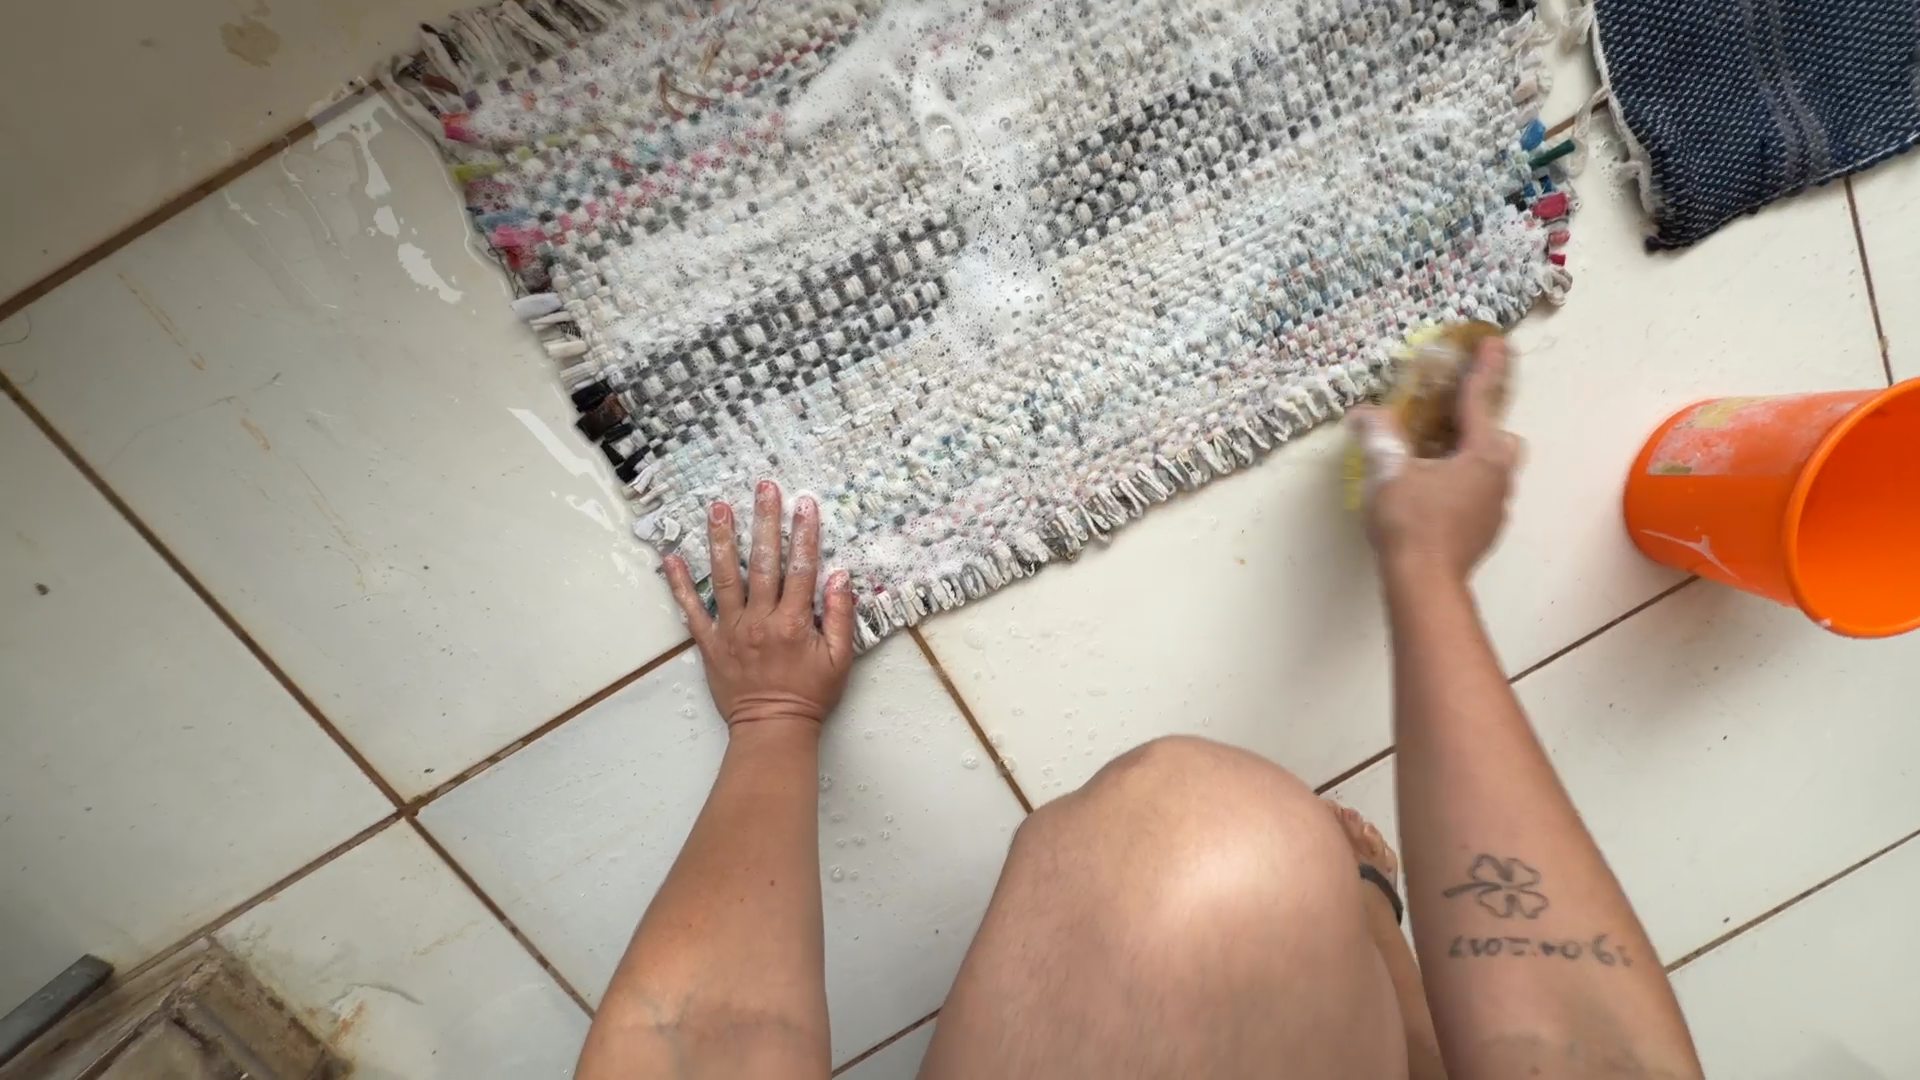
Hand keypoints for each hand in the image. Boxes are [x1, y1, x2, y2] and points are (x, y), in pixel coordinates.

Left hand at [664, 482, 856, 731]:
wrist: (772, 729)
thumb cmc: (810, 695)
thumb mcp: (840, 659)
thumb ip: (841, 616)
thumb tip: (842, 576)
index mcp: (794, 621)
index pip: (801, 568)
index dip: (804, 533)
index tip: (804, 503)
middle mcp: (761, 619)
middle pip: (764, 562)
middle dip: (765, 521)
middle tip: (764, 487)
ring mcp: (732, 629)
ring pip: (726, 577)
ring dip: (723, 540)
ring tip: (719, 507)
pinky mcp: (710, 643)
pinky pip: (692, 610)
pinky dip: (680, 585)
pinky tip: (671, 558)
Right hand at [1349, 338, 1521, 582]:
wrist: (1424, 579)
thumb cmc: (1410, 521)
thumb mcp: (1387, 472)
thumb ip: (1378, 437)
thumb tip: (1364, 414)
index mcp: (1481, 455)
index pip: (1481, 402)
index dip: (1484, 369)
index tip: (1494, 342)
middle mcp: (1499, 477)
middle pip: (1497, 438)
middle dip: (1478, 426)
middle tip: (1445, 426)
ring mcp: (1496, 507)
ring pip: (1490, 469)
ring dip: (1466, 459)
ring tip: (1431, 464)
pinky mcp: (1485, 530)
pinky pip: (1478, 495)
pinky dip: (1460, 486)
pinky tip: (1431, 498)